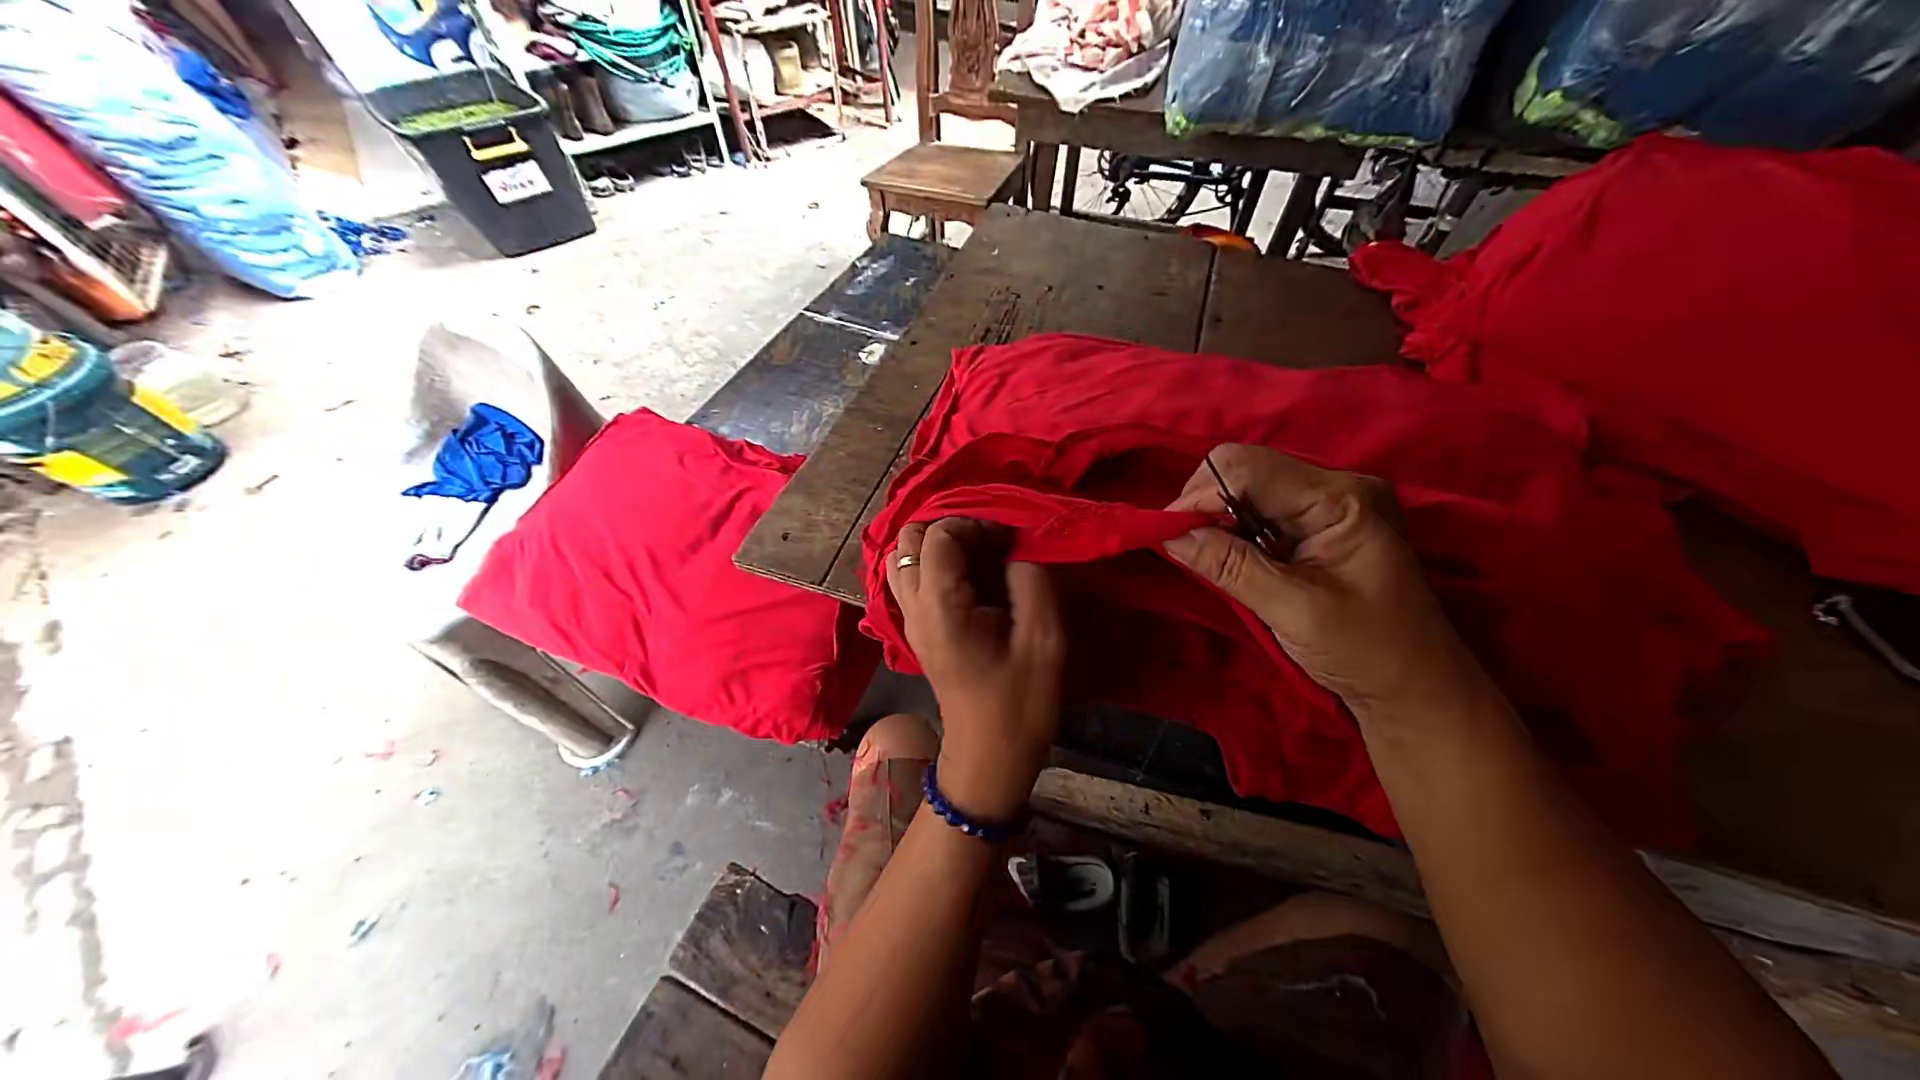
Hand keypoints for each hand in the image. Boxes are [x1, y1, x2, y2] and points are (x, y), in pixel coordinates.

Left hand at [887, 518, 1064, 822]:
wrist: (988, 755)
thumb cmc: (1019, 704)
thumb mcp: (1043, 641)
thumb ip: (1032, 582)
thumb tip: (1017, 551)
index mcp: (939, 607)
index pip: (938, 535)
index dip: (974, 525)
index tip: (1008, 542)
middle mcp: (913, 607)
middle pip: (909, 538)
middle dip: (951, 528)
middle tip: (990, 544)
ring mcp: (909, 619)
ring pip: (903, 556)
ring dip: (937, 545)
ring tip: (977, 556)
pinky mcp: (916, 629)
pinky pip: (910, 577)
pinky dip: (932, 564)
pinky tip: (967, 577)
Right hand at [1163, 445, 1490, 724]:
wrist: (1415, 688)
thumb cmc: (1367, 652)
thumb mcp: (1295, 611)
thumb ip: (1231, 567)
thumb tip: (1168, 535)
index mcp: (1343, 498)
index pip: (1250, 468)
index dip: (1201, 495)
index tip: (1170, 536)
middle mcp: (1335, 486)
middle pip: (1244, 469)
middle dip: (1204, 505)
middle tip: (1184, 549)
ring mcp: (1326, 503)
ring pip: (1244, 488)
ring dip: (1215, 520)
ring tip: (1207, 560)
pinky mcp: (1314, 524)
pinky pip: (1255, 511)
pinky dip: (1230, 532)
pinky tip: (1228, 560)